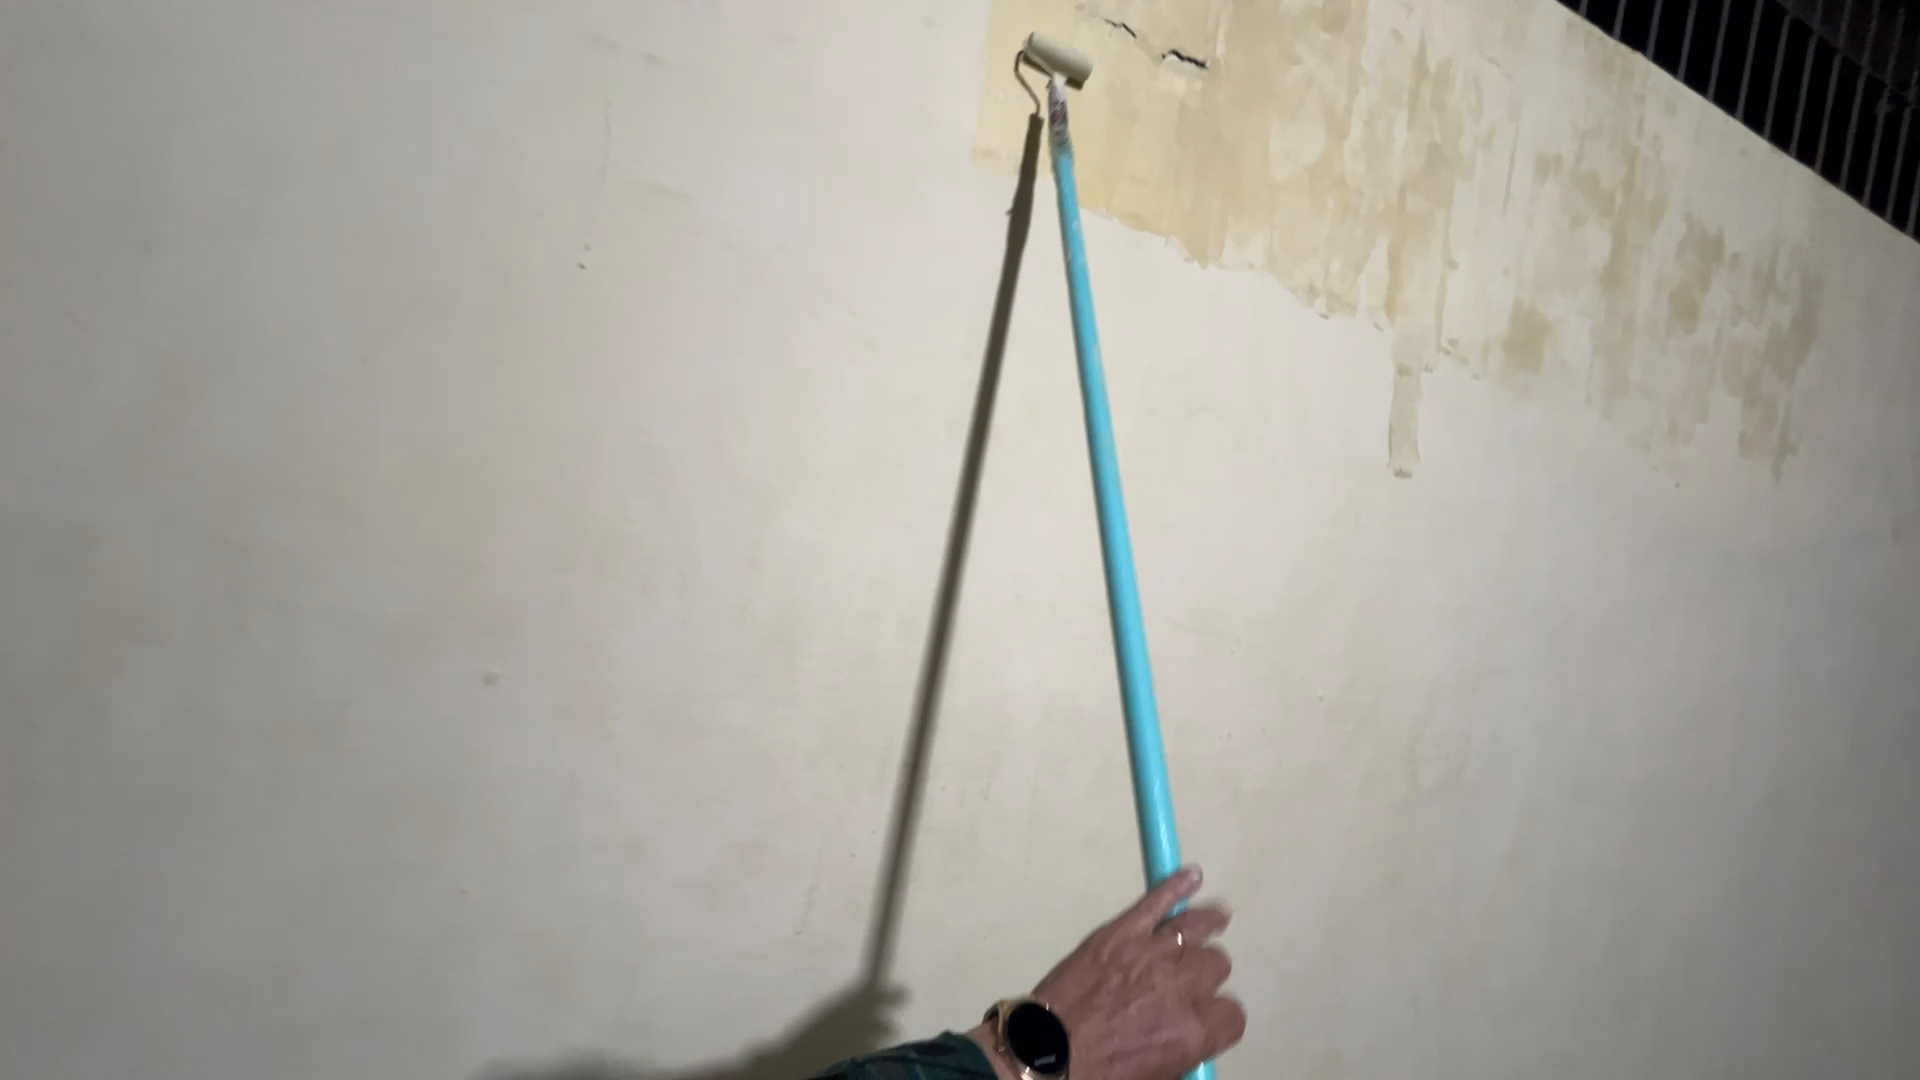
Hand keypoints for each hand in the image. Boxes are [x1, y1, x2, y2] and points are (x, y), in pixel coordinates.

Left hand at [970, 866, 1243, 1079]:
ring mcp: (1149, 954)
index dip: (1220, 1015)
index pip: (1231, 1015)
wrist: (1050, 1050)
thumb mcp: (1159, 1072)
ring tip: (1218, 916)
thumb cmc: (1103, 1070)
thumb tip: (1194, 1028)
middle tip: (1193, 976)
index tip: (1208, 1013)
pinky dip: (1175, 886)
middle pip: (1214, 966)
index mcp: (1191, 1033)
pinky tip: (1192, 875)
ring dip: (1208, 923)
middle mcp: (1178, 989)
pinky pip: (1155, 903)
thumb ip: (1185, 1044)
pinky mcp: (1121, 931)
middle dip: (1207, 974)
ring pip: (1193, 930)